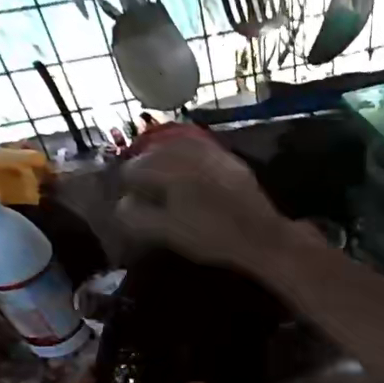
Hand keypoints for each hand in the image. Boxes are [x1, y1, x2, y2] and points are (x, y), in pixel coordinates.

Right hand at [116, 126, 297, 272]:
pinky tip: (189, 173)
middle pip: (153, 153)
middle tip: (144, 190)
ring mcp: (211, 152)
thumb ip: (138, 217)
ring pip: (176, 145)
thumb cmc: (211, 236)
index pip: (133, 170)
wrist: (261, 235)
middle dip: (144, 169)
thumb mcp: (168, 232)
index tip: (130, 200)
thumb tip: (122, 204)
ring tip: (163, 179)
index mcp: (168, 169)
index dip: (127, 186)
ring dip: (164, 159)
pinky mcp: (229, 158)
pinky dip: (187, 156)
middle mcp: (188, 153)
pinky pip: (200, 148)